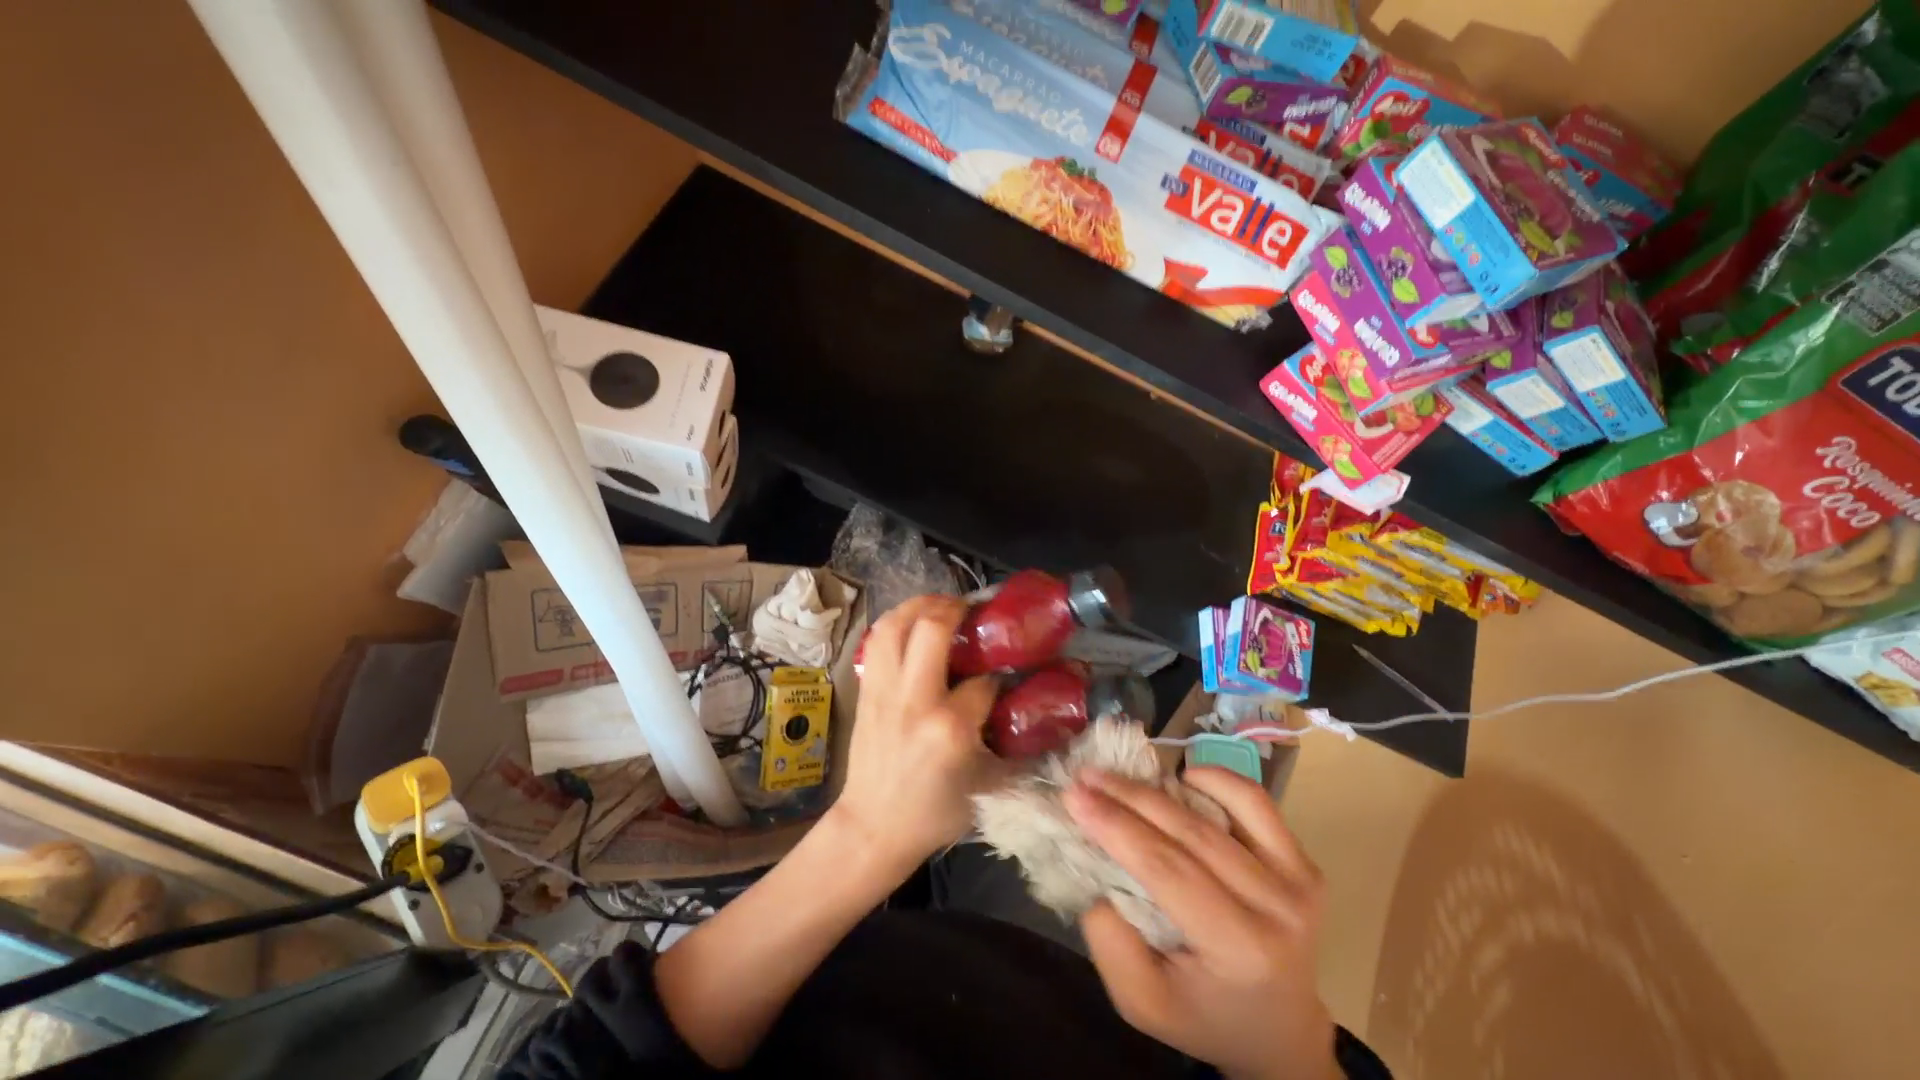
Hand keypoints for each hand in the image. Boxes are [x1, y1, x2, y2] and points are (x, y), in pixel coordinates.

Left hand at [829, 595, 1007, 871]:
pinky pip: (877, 643)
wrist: (874, 828)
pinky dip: (896, 624)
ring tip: (941, 605)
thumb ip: (1012, 741)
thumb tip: (1036, 707)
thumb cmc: (935, 813)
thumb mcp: (988, 782)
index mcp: (951, 728)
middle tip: (973, 610)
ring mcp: (884, 693)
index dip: (1001, 669)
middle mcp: (915, 701)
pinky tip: (913, 626)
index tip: (1010, 668)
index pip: (985, 679)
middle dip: (956, 609)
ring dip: (919, 605)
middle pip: (931, 629)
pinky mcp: (866, 693)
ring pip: (894, 625)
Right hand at [1065, 768, 1338, 1079]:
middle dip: (1130, 797)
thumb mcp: (1142, 1002)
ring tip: (1122, 775)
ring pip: (1227, 809)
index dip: (1117, 826)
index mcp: (1239, 948)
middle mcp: (1277, 908)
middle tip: (1084, 775)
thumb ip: (1111, 940)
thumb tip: (1094, 865)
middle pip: (1193, 833)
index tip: (1073, 796)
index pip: (1168, 869)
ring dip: (1167, 785)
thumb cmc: (1203, 1017)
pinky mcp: (1306, 865)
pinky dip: (1220, 781)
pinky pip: (1259, 806)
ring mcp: (1299, 882)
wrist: (1280, 1031)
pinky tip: (1184, 776)